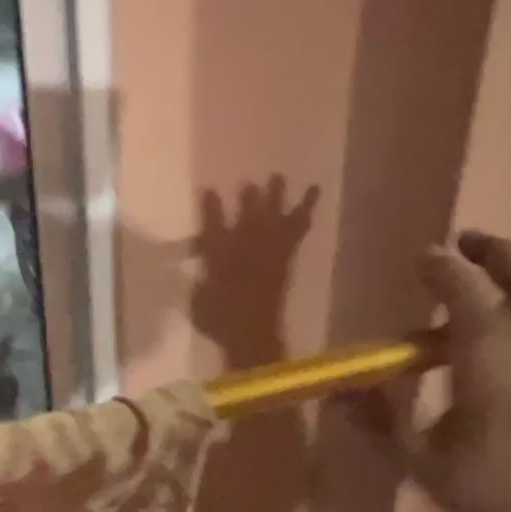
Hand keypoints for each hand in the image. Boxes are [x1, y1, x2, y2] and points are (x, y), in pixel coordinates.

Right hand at [190, 176, 320, 364]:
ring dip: (275, 197)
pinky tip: (313, 190)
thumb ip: (197, 278)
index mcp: (219, 257)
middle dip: (248, 200)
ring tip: (278, 176)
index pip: (213, 225)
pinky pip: (297, 227)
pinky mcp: (286, 255)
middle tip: (248, 182)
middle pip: (247, 217)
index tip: (209, 189)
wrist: (253, 335)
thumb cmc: (218, 320)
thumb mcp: (198, 299)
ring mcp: (269, 250)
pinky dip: (306, 207)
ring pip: (273, 217)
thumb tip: (198, 265)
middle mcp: (246, 248)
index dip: (211, 207)